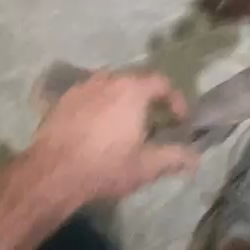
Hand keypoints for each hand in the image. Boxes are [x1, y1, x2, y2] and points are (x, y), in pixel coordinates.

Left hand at [25, 70, 198, 205]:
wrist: (53, 171)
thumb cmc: (105, 166)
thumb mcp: (145, 166)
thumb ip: (173, 157)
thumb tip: (196, 157)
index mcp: (132, 89)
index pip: (162, 82)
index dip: (175, 99)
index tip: (180, 120)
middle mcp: (109, 78)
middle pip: (136, 80)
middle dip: (149, 99)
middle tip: (154, 122)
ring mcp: (84, 85)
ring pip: (111, 85)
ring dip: (123, 100)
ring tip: (125, 124)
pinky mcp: (65, 97)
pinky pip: (90, 94)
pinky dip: (100, 105)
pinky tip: (97, 127)